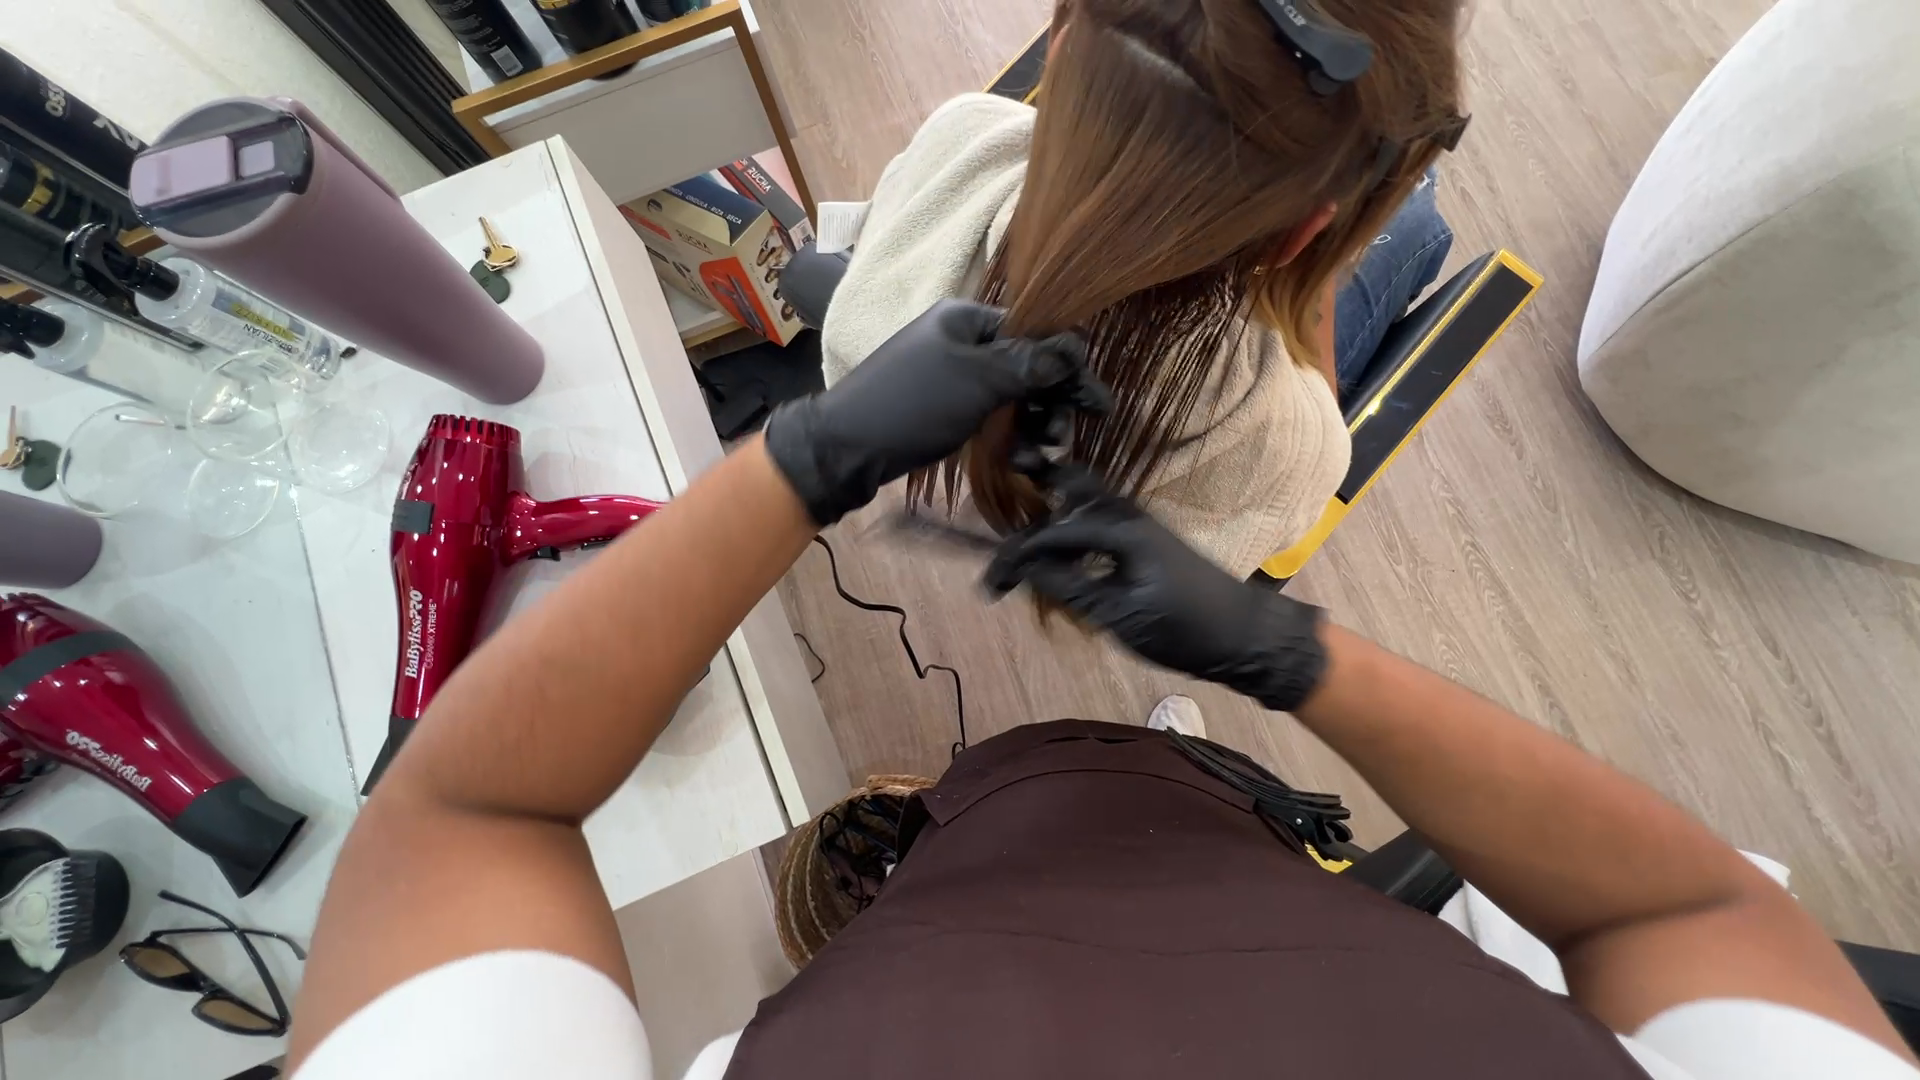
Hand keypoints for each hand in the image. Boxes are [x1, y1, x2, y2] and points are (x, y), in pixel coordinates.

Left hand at [763, 299, 1105, 525]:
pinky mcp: (944, 410)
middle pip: (1025, 367)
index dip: (1066, 368)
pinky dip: (1006, 436)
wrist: (848, 448)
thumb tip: (1076, 346)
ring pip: (1009, 397)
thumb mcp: (978, 380)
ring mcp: (951, 378)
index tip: (1094, 405)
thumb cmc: (914, 404)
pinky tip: (1018, 460)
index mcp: (967, 319)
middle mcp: (961, 342)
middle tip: (1060, 439)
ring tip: (1039, 456)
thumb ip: (1030, 362)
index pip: (1034, 333)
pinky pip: (988, 417)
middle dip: (1049, 404)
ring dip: (1031, 425)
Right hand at [983, 474, 1328, 711]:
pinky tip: (1062, 553)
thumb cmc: (1183, 629)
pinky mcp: (1147, 538)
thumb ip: (1068, 586)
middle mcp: (1128, 514)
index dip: (1016, 557)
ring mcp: (1141, 523)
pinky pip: (1100, 520)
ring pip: (1086, 501)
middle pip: (1071, 486)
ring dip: (1053, 512)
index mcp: (1120, 530)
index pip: (1052, 535)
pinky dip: (1074, 529)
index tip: (991, 586)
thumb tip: (1025, 565)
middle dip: (1034, 491)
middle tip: (1005, 517)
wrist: (1244, 635)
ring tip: (1023, 538)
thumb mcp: (1118, 615)